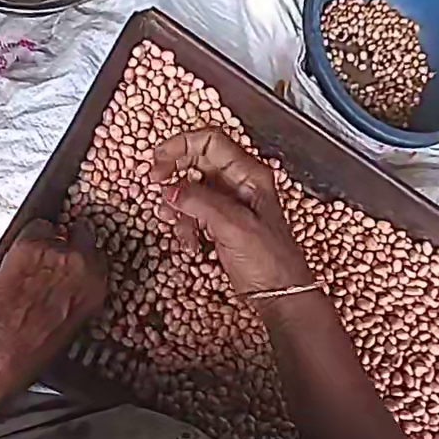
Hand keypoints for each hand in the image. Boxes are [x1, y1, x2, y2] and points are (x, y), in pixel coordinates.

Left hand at [0, 219, 105, 388]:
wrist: (4, 341)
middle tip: (57, 258)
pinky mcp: (29, 242)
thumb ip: (77, 301)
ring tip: (35, 259)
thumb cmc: (33, 344)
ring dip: (48, 242)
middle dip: (72, 245)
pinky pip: (35, 227)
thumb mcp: (70, 327)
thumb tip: (71, 296)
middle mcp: (80, 265)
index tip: (81, 262)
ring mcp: (55, 251)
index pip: (100, 261)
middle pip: (83, 238)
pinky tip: (20, 252)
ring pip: (57, 231)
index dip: (88, 261)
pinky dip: (29, 236)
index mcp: (95, 289)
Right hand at [150, 128, 312, 295]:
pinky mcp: (223, 225)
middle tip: (156, 187)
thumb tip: (170, 188)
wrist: (281, 295)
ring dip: (177, 204)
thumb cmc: (270, 262)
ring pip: (192, 190)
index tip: (158, 161)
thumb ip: (200, 203)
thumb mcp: (233, 227)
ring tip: (171, 219)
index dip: (180, 146)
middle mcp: (240, 184)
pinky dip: (185, 224)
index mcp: (249, 175)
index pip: (210, 142)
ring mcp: (230, 205)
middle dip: (174, 174)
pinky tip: (188, 242)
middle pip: (197, 163)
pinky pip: (195, 213)